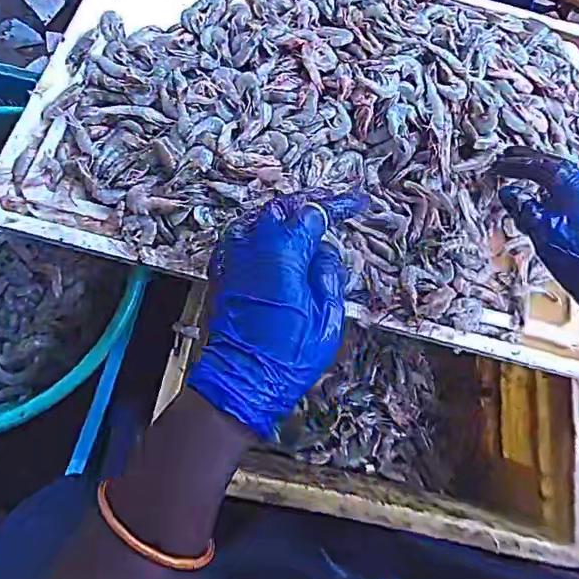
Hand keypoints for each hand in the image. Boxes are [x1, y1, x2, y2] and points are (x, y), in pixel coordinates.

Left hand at [187, 192, 364, 438]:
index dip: (337, 205)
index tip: (356, 202)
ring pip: (260, 220)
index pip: (312, 212)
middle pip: (282, 208)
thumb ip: (326, 270)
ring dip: (284, 219)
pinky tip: (278, 246)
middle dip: (307, 207)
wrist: (242, 376)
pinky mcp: (222, 269)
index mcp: (282, 250)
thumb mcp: (327, 314)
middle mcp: (253, 244)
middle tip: (330, 211)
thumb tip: (322, 247)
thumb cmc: (288, 352)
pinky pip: (244, 238)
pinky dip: (263, 236)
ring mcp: (232, 255)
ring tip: (307, 228)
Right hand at [493, 148, 578, 322]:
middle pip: (556, 168)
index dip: (517, 162)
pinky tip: (541, 197)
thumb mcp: (544, 235)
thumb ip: (525, 210)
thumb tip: (508, 192)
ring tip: (520, 173)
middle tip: (507, 157)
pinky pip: (569, 193)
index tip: (496, 162)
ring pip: (564, 180)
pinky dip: (550, 188)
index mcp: (575, 191)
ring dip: (540, 173)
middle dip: (530, 161)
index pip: (543, 166)